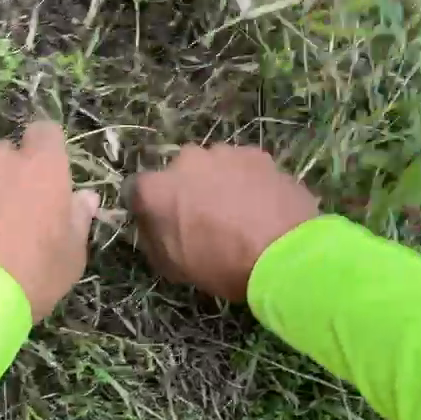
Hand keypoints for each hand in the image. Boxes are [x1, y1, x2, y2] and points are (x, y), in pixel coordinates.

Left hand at [0, 122, 101, 321]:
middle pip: (1, 157)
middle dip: (1, 180)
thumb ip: (76, 221)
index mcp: (41, 169)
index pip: (45, 135)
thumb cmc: (29, 281)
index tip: (40, 181)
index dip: (42, 154)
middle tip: (0, 221)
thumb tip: (84, 198)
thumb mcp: (69, 260)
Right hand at [126, 144, 319, 301]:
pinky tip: (258, 206)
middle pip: (177, 174)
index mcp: (155, 188)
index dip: (148, 208)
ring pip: (212, 167)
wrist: (283, 254)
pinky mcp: (257, 154)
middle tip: (201, 219)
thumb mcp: (171, 266)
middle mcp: (185, 161)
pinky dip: (245, 182)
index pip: (137, 191)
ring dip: (216, 183)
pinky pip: (242, 167)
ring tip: (236, 212)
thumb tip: (151, 224)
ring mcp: (224, 153)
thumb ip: (152, 238)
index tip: (161, 224)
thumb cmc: (219, 264)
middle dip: (185, 191)